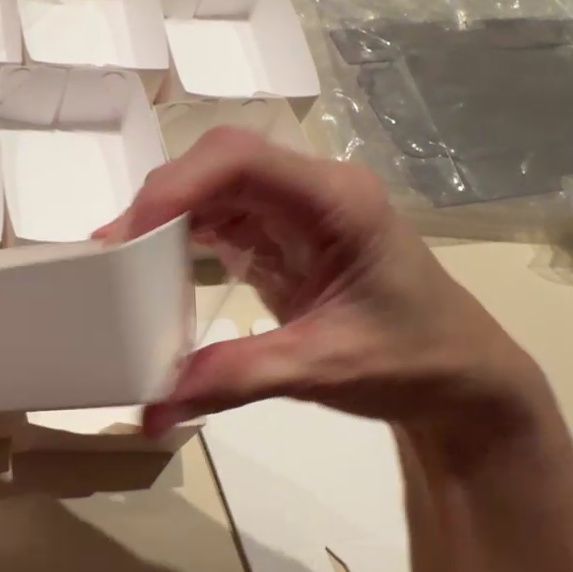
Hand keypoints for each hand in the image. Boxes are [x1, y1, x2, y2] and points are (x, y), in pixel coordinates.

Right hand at [100, 127, 546, 436]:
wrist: (459, 378)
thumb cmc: (411, 362)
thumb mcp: (319, 369)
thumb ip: (232, 380)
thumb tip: (150, 411)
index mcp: (338, 202)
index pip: (243, 161)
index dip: (177, 188)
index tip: (129, 236)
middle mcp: (314, 190)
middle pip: (221, 161)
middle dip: (161, 198)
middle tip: (113, 250)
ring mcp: (296, 209)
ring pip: (213, 183)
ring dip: (164, 214)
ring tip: (120, 257)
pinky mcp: (281, 234)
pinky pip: (219, 216)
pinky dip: (178, 234)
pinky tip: (152, 263)